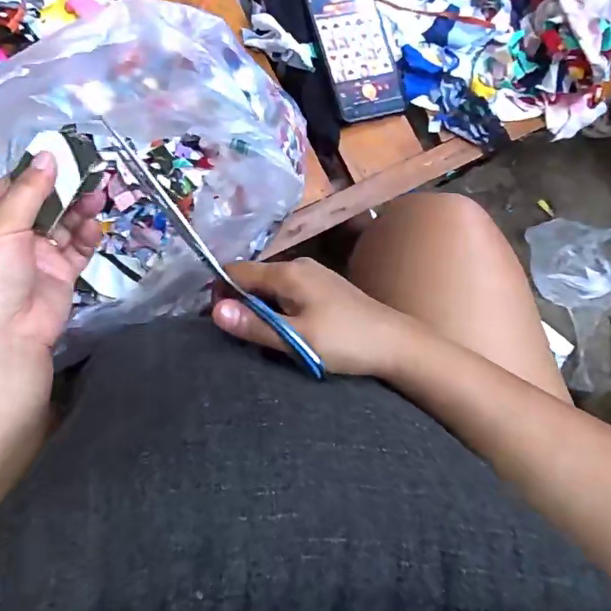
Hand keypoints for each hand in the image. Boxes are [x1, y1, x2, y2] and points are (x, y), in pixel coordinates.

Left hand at [0, 152, 104, 370]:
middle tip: (92, 170)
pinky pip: (77, 248)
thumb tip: (48, 154)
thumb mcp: (1, 228)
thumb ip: (28, 192)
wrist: (4, 340)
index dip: (37, 170)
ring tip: (97, 195)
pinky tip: (93, 226)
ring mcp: (37, 257)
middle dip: (65, 187)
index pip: (12, 188)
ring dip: (79, 208)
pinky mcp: (60, 275)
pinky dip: (87, 235)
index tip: (64, 151)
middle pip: (43, 204)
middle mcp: (12, 238)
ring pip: (63, 224)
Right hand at [209, 259, 423, 378]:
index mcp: (288, 273)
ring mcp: (314, 276)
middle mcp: (299, 266)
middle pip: (254, 279)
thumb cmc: (346, 341)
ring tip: (261, 339)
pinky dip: (279, 310)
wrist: (396, 344)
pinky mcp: (325, 289)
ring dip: (261, 310)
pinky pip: (288, 294)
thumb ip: (255, 325)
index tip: (217, 322)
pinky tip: (287, 332)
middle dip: (240, 304)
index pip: (236, 272)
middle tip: (239, 337)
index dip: (220, 293)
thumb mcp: (296, 338)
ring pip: (271, 288)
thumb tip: (213, 310)